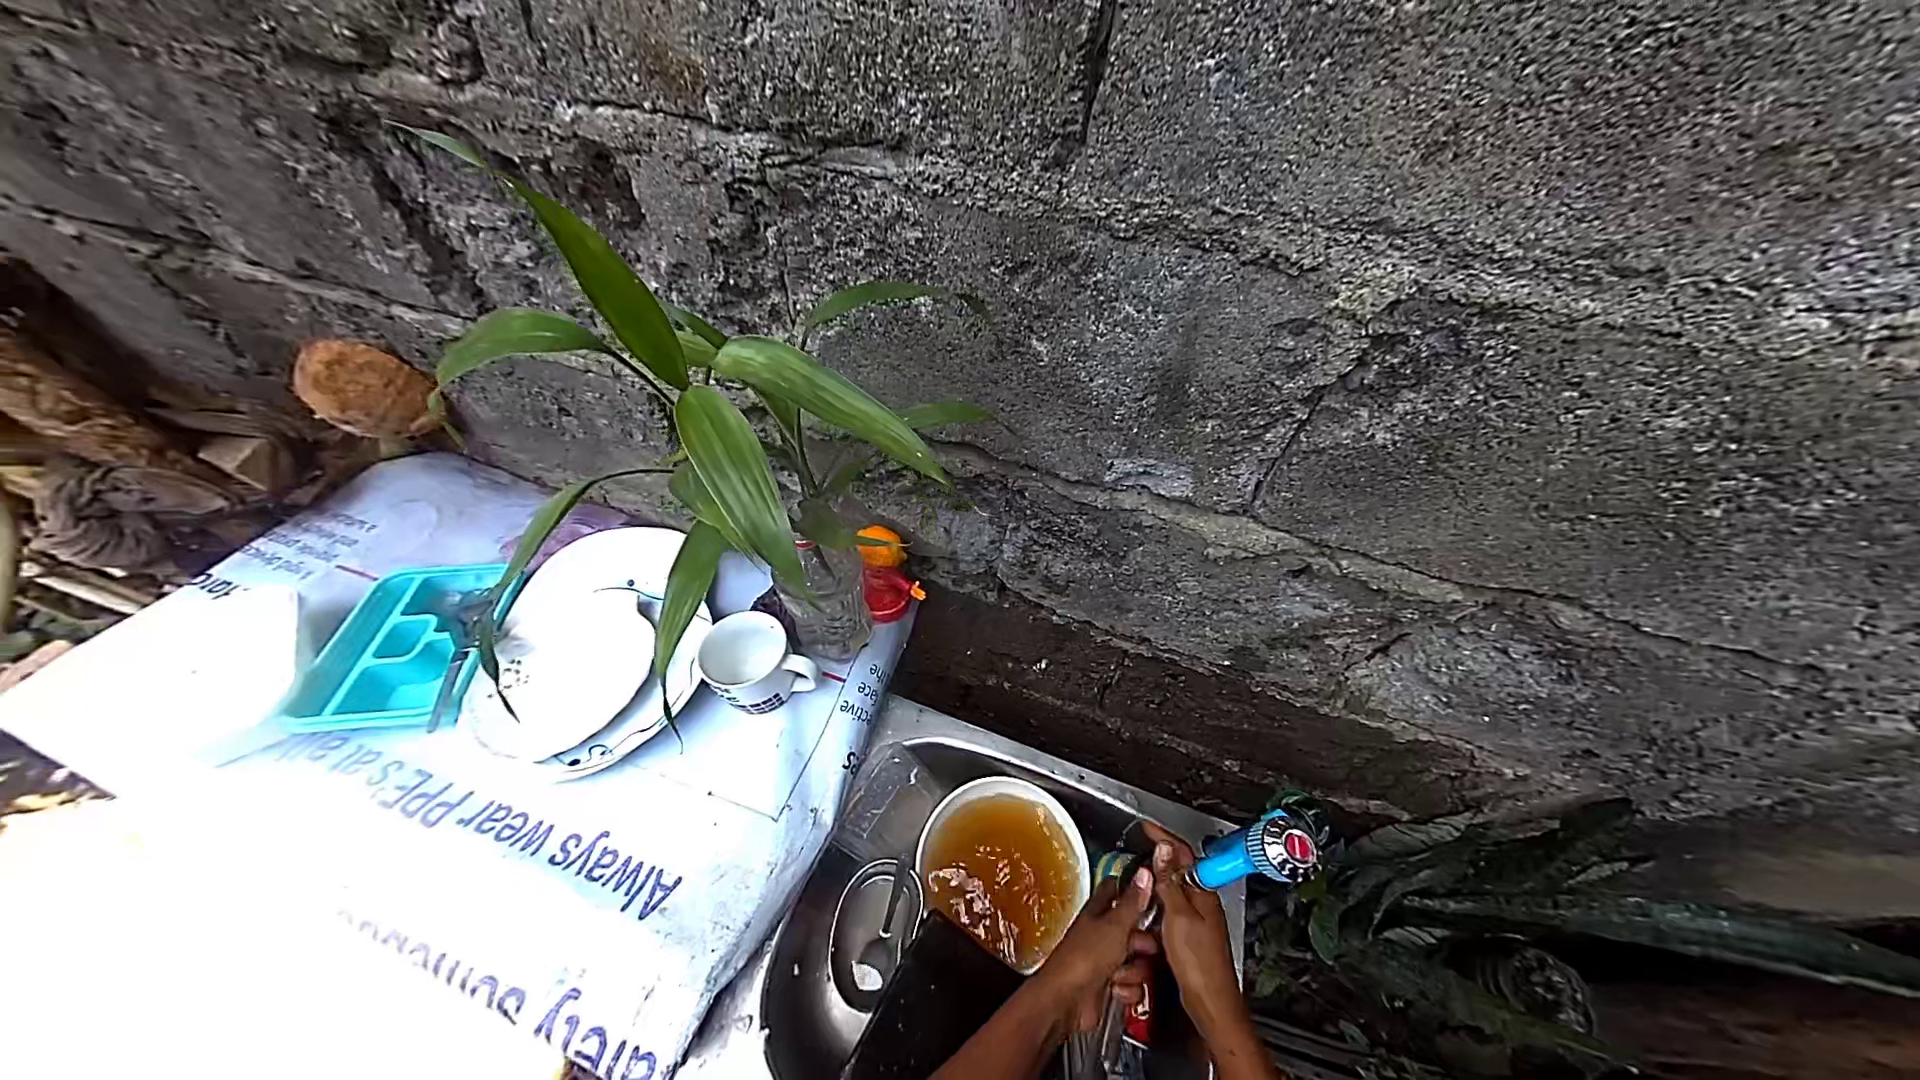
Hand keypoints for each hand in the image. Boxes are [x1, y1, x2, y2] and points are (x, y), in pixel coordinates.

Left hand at [1033, 865, 1158, 1033]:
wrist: (1067, 1001)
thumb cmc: (1083, 957)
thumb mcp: (1114, 926)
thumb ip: (1132, 902)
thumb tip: (1144, 873)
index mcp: (1099, 911)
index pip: (1118, 890)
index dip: (1135, 892)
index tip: (1152, 899)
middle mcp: (1103, 933)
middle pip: (1136, 931)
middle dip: (1143, 945)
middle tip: (1140, 949)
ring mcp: (1106, 960)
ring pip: (1138, 960)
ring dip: (1134, 972)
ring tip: (1120, 973)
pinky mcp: (1110, 985)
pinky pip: (1133, 985)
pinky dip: (1127, 990)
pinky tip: (1116, 989)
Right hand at [1142, 821, 1245, 1038]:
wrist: (1211, 1004)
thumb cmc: (1199, 965)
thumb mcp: (1177, 916)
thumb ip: (1168, 882)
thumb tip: (1162, 850)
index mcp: (1202, 893)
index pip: (1183, 854)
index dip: (1164, 838)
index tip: (1148, 827)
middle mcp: (1202, 902)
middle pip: (1181, 869)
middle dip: (1161, 855)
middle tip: (1143, 846)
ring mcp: (1197, 918)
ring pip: (1175, 888)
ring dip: (1159, 879)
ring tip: (1142, 875)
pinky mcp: (1190, 933)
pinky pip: (1172, 907)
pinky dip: (1158, 901)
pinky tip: (1148, 908)